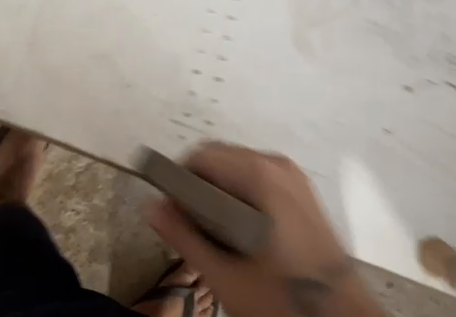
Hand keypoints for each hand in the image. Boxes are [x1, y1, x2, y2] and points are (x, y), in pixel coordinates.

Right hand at [144, 144, 382, 316]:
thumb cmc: (284, 298)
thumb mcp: (225, 274)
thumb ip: (184, 236)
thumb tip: (152, 207)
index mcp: (259, 174)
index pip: (200, 156)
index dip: (178, 182)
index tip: (174, 213)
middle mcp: (277, 165)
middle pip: (219, 159)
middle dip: (199, 189)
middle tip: (193, 230)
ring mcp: (294, 177)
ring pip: (238, 170)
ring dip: (219, 195)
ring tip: (218, 238)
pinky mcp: (303, 192)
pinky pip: (259, 180)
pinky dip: (241, 198)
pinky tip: (242, 236)